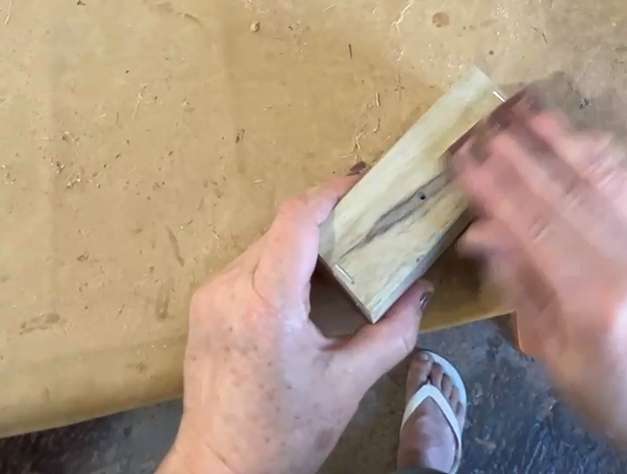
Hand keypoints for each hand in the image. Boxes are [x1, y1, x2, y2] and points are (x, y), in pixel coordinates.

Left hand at [161, 174, 431, 473]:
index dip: (329, 192)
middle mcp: (231, 287)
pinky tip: (304, 278)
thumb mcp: (347, 385)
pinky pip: (248, 263)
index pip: (295, 220)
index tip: (360, 181)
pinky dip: (279, 259)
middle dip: (323, 215)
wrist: (221, 469)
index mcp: (267, 304)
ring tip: (340, 246)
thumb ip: (392, 332)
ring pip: (264, 242)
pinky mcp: (204, 303)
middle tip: (363, 214)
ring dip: (301, 239)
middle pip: (281, 228)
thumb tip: (423, 289)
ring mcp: (211, 293)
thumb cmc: (286, 432)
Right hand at [450, 96, 626, 467]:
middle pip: (565, 193)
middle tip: (484, 126)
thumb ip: (518, 283)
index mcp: (593, 303)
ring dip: (559, 139)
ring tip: (524, 110)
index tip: (464, 159)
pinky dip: (602, 153)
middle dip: (519, 155)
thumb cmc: (607, 392)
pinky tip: (576, 133)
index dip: (494, 188)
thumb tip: (477, 230)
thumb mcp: (550, 351)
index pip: (533, 228)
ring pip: (601, 177)